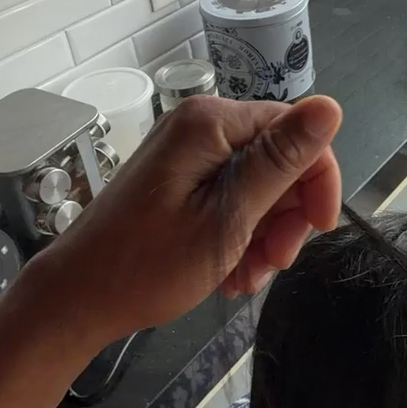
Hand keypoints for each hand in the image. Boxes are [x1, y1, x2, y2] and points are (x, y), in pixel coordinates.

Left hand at [23, 95, 342, 345]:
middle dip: (286, 215)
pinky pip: (233, 197)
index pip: (298, 131)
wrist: (75, 301)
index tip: (316, 231)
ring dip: (266, 233)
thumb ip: (280, 162)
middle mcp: (202, 126)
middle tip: (274, 263)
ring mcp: (189, 152)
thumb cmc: (148, 265)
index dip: (317, 180)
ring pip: (260, 185)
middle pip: (280, 159)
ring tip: (247, 276)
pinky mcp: (180, 178)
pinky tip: (232, 270)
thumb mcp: (227, 217)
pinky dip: (242, 234)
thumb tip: (331, 106)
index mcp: (213, 123)